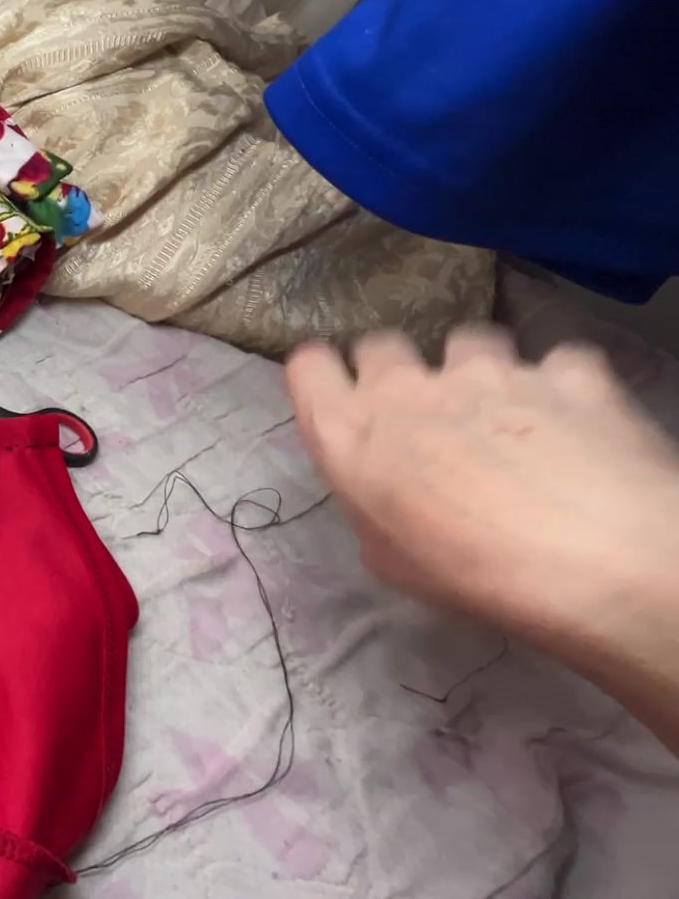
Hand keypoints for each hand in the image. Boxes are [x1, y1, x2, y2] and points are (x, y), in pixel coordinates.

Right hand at [287, 327, 678, 749]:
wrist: (606, 568)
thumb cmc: (468, 572)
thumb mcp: (382, 551)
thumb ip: (369, 498)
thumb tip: (387, 487)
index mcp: (343, 428)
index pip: (307, 364)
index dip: (324, 375)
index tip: (340, 396)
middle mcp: (402, 387)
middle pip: (381, 343)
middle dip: (397, 366)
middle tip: (421, 405)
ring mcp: (486, 373)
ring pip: (468, 340)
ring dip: (477, 366)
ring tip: (504, 403)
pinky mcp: (569, 374)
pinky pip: (561, 360)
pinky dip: (564, 381)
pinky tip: (576, 414)